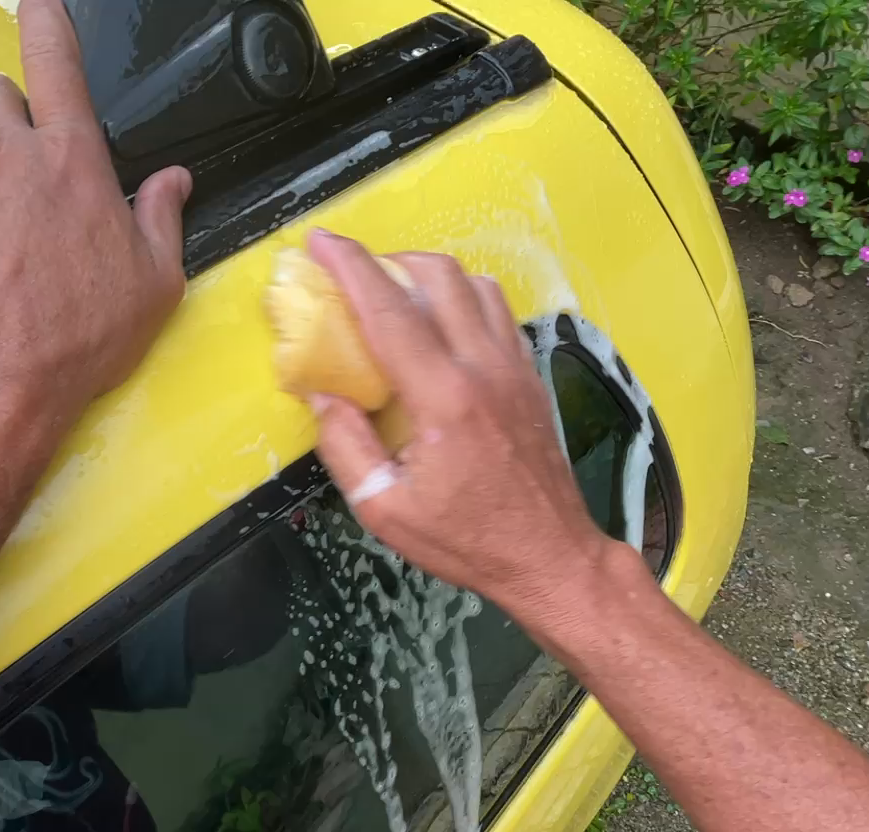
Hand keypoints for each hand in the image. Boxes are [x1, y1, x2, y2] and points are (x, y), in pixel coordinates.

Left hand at [0, 0, 191, 498]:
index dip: (48, 23)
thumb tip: (175, 179)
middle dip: (12, 122)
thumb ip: (163, 221)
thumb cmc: (82, 340)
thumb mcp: (153, 289)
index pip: (53, 61)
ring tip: (2, 251)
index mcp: (68, 163)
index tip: (41, 3)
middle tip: (33, 184)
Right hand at [304, 230, 620, 620]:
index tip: (319, 240)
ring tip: (398, 297)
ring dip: (429, 275)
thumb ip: (346, 447)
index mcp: (443, 398)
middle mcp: (484, 367)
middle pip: (438, 276)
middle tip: (356, 278)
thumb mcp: (385, 510)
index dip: (349, 267)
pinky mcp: (531, 376)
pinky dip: (463, 299)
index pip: (389, 311)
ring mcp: (515, 367)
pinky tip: (443, 326)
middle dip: (389, 260)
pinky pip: (498, 312)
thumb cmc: (465, 540)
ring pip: (475, 285)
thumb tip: (321, 395)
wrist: (549, 555)